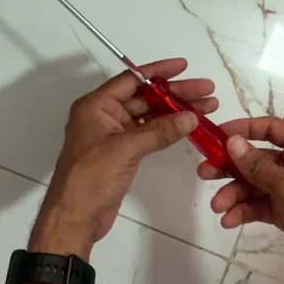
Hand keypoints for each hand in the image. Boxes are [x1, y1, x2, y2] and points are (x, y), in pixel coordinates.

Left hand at [33, 58, 216, 257]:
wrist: (75, 217)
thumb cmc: (92, 176)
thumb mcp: (126, 149)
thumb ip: (160, 131)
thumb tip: (192, 117)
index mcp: (97, 105)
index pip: (132, 79)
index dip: (159, 71)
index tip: (184, 66)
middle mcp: (105, 114)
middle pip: (145, 96)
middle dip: (176, 93)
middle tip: (207, 90)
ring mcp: (114, 134)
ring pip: (150, 115)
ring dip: (176, 112)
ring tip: (208, 107)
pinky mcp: (122, 152)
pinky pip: (148, 133)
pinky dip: (168, 129)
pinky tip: (190, 126)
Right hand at [201, 116, 283, 283]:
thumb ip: (258, 166)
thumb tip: (231, 142)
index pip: (270, 128)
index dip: (242, 129)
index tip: (215, 136)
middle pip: (257, 158)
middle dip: (230, 167)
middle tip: (204, 174)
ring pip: (255, 184)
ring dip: (235, 194)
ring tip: (217, 208)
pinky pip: (260, 205)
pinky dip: (245, 211)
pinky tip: (229, 220)